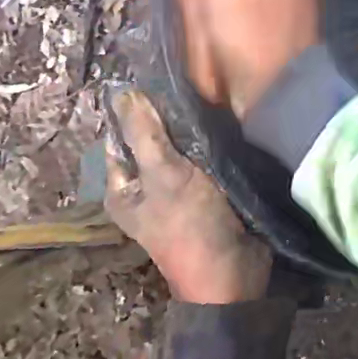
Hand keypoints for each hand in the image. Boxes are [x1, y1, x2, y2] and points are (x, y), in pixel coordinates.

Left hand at [105, 89, 269, 303]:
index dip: (139, 111)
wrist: (233, 274)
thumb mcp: (164, 176)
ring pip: (186, 154)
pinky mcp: (211, 199)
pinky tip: (233, 135)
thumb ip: (144, 135)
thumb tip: (124, 92)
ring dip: (200, 137)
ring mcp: (181, 196)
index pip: (123, 137)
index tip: (165, 84)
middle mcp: (148, 191)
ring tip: (220, 110)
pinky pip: (210, 167)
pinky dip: (219, 152)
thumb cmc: (190, 226)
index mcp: (123, 189)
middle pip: (156, 144)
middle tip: (199, 96)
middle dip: (175, 123)